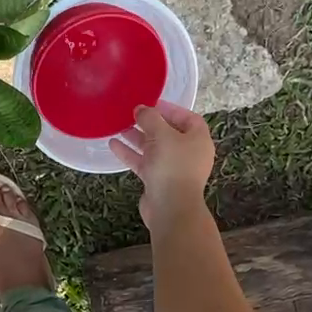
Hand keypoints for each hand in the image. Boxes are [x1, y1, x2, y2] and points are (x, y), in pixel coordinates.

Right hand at [109, 101, 214, 233]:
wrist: (171, 208)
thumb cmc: (172, 166)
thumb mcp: (162, 135)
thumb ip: (150, 118)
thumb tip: (141, 109)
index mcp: (198, 140)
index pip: (188, 118)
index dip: (171, 109)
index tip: (151, 103)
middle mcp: (188, 153)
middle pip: (169, 133)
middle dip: (150, 123)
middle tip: (132, 114)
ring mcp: (173, 168)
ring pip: (154, 148)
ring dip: (138, 137)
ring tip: (119, 126)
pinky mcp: (159, 181)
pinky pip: (145, 162)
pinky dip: (131, 153)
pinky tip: (113, 144)